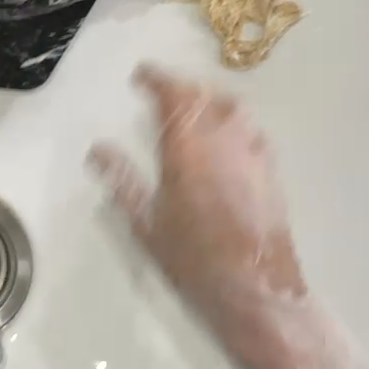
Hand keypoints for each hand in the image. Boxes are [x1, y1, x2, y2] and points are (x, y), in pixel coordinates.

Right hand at [89, 65, 368, 368]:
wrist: (258, 293)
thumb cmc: (194, 262)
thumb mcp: (147, 225)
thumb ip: (123, 181)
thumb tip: (98, 150)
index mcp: (188, 153)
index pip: (175, 98)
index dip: (158, 80)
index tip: (141, 75)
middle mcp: (224, 145)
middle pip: (205, 96)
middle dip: (181, 86)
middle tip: (160, 89)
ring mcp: (252, 156)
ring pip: (233, 108)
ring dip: (209, 97)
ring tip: (191, 104)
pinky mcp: (270, 172)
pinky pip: (251, 129)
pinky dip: (232, 118)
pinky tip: (223, 133)